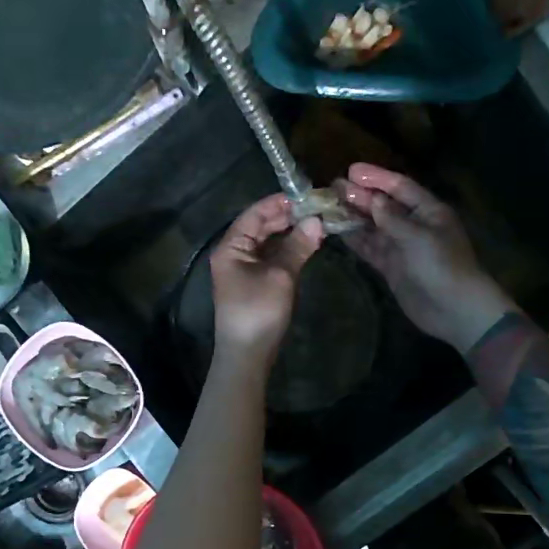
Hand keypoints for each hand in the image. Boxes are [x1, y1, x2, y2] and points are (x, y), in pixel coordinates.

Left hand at [209, 194, 323, 369]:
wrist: (246, 353)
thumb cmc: (258, 311)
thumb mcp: (280, 275)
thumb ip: (297, 246)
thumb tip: (316, 221)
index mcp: (230, 247)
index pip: (253, 214)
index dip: (278, 203)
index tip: (307, 195)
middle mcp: (232, 254)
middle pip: (259, 227)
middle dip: (286, 217)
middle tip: (318, 208)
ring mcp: (241, 270)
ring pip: (266, 243)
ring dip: (289, 233)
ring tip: (317, 224)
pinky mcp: (251, 284)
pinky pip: (269, 258)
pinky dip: (286, 250)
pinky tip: (306, 245)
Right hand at [334, 164, 516, 350]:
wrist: (452, 308)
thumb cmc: (441, 265)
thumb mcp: (417, 237)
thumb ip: (392, 218)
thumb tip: (371, 199)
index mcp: (428, 211)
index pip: (400, 187)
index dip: (377, 178)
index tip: (351, 170)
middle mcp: (413, 225)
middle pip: (383, 205)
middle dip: (360, 195)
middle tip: (333, 187)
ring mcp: (399, 245)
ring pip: (372, 225)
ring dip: (352, 216)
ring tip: (328, 205)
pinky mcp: (389, 265)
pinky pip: (368, 246)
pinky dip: (353, 238)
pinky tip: (335, 230)